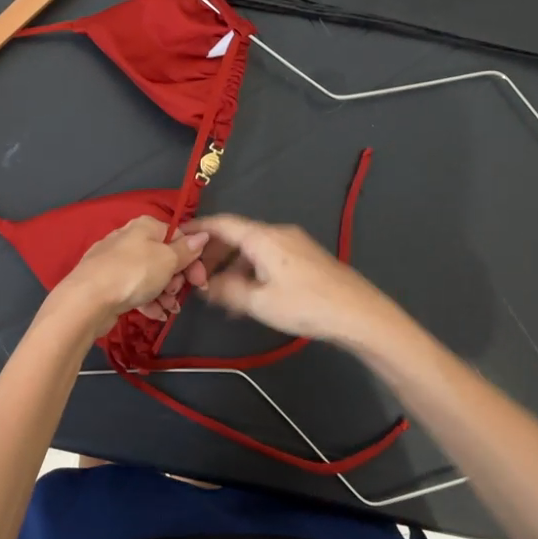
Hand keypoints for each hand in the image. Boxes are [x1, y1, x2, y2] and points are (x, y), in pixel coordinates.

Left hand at [48, 216, 210, 334]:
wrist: (88, 299)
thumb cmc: (133, 273)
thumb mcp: (167, 259)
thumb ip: (186, 249)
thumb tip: (202, 235)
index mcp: (145, 226)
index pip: (177, 236)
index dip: (192, 259)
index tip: (199, 280)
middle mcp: (130, 240)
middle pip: (163, 258)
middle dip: (176, 279)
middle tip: (177, 294)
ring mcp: (116, 262)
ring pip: (150, 277)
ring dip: (164, 294)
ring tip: (169, 309)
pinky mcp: (108, 284)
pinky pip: (135, 290)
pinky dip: (147, 302)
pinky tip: (155, 315)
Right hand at [183, 213, 400, 347]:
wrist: (360, 315)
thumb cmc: (306, 305)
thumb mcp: (259, 303)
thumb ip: (227, 291)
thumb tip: (204, 285)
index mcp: (263, 237)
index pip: (222, 224)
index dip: (198, 228)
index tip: (177, 236)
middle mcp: (278, 233)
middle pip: (237, 237)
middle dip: (213, 255)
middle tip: (194, 277)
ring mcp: (295, 244)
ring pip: (253, 250)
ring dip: (232, 268)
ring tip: (219, 295)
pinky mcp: (306, 258)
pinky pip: (268, 258)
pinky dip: (251, 271)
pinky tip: (247, 296)